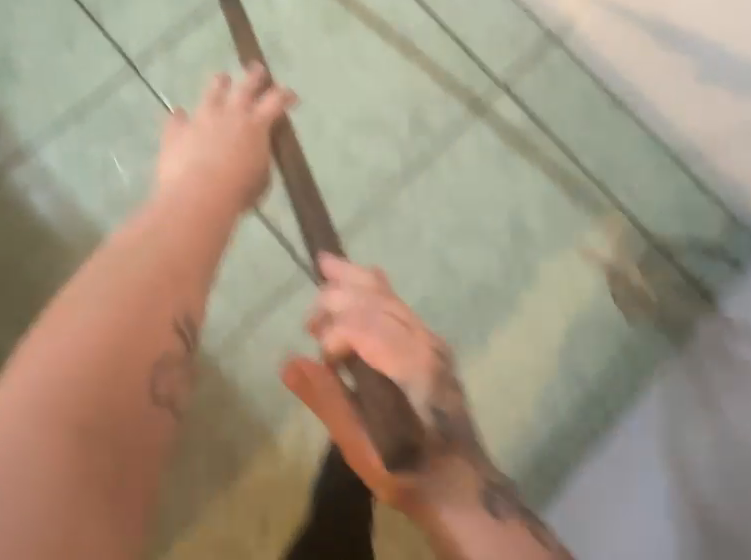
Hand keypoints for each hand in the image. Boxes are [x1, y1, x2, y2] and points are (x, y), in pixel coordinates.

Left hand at [154, 64, 296, 214]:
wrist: (196, 197)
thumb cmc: (237, 191)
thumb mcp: (262, 177)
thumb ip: (260, 158)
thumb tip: (256, 152)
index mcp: (256, 125)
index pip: (276, 101)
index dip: (286, 95)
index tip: (291, 95)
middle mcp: (230, 114)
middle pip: (245, 86)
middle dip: (254, 76)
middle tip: (258, 69)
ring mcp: (201, 119)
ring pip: (211, 92)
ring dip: (218, 84)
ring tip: (221, 78)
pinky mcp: (176, 131)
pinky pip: (177, 118)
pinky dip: (180, 117)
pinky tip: (179, 115)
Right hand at [281, 254, 483, 508]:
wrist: (461, 484)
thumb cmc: (409, 471)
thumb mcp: (361, 447)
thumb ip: (327, 399)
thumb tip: (288, 362)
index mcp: (410, 365)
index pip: (364, 323)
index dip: (333, 333)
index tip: (322, 362)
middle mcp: (424, 341)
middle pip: (376, 298)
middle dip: (337, 298)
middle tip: (309, 321)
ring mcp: (431, 339)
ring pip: (390, 295)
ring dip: (355, 283)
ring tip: (326, 267)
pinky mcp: (431, 344)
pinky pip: (399, 305)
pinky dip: (373, 291)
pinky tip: (357, 285)